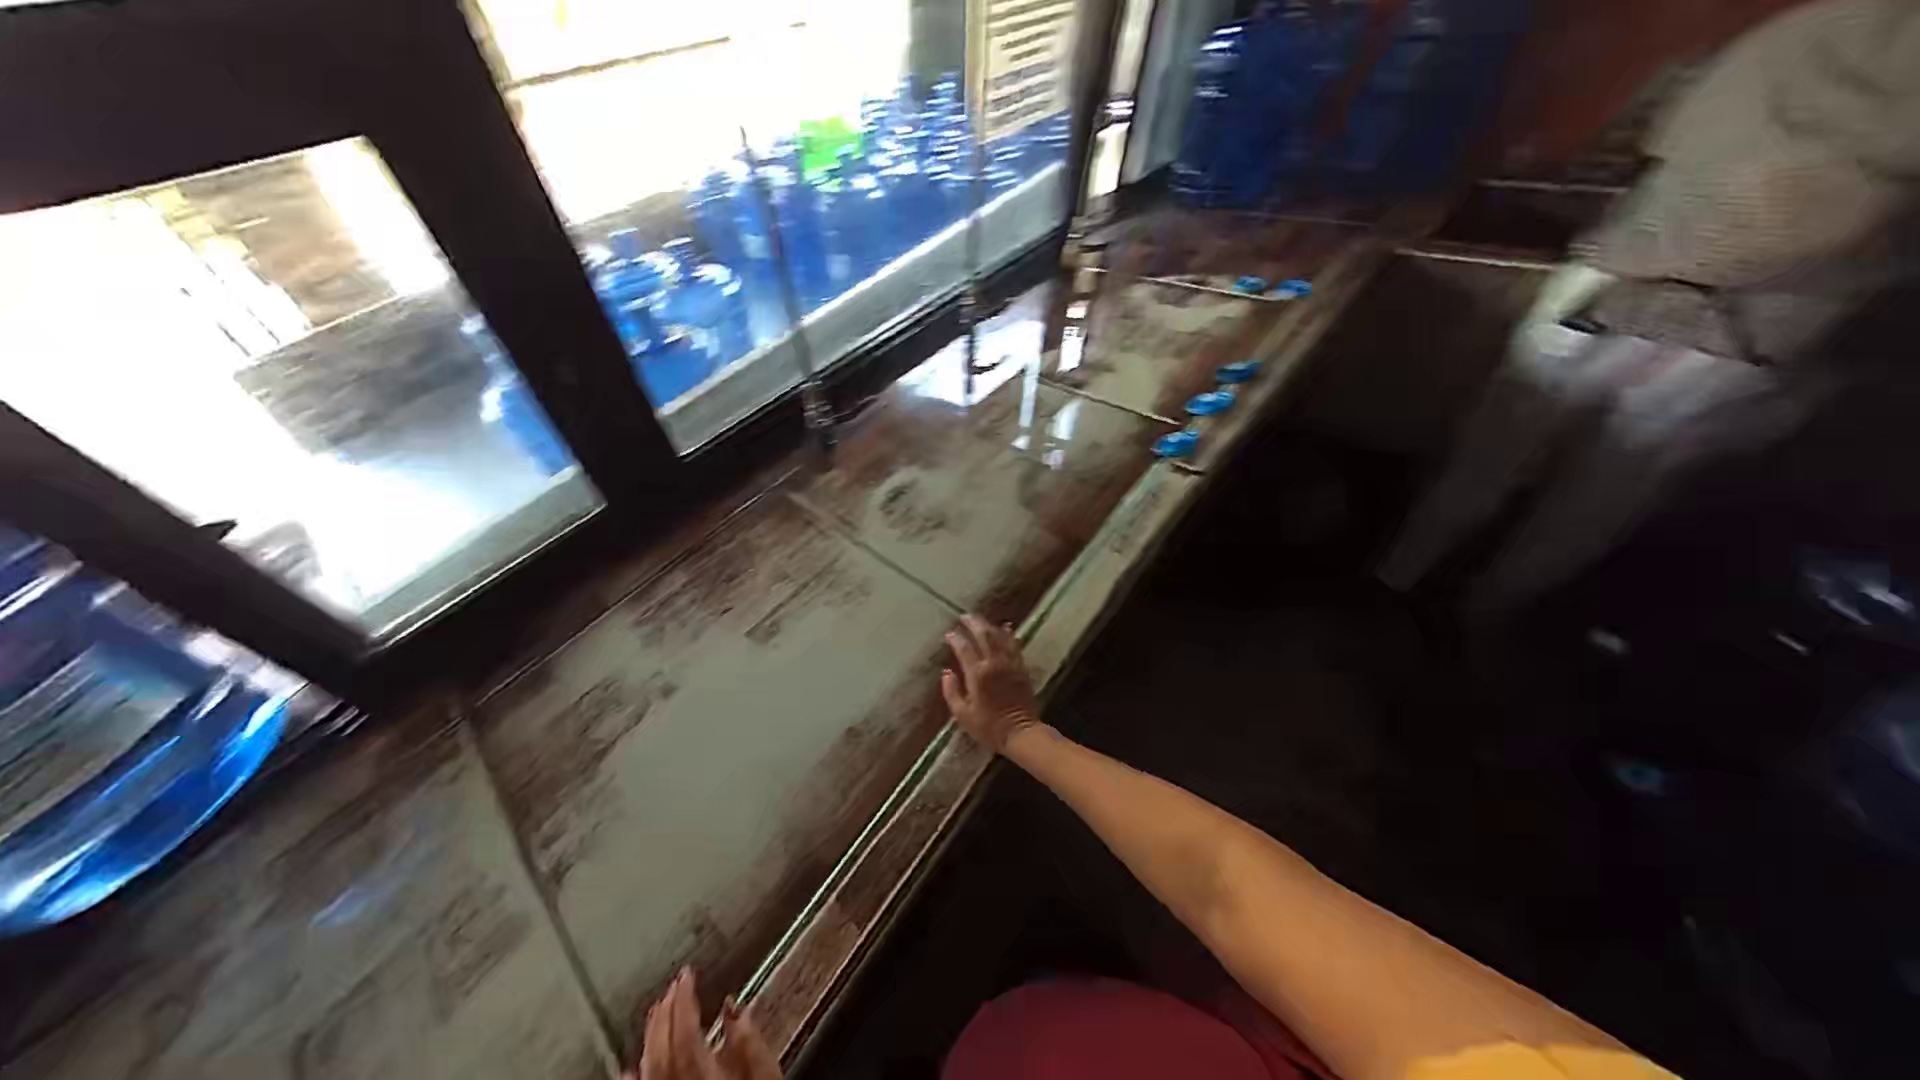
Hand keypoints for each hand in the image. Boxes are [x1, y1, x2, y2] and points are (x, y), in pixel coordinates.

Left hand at [633, 968, 780, 1079]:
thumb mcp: (768, 1078)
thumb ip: (751, 1045)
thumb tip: (736, 1008)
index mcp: (705, 1077)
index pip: (686, 1030)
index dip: (684, 999)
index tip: (687, 974)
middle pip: (663, 1049)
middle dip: (667, 1013)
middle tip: (674, 986)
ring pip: (649, 1071)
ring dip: (651, 1037)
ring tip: (656, 1011)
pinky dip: (634, 1079)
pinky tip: (628, 1069)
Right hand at [941, 614, 1043, 753]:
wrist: (1021, 733)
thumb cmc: (988, 727)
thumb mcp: (962, 714)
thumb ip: (952, 691)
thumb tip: (946, 673)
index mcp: (977, 674)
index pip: (964, 648)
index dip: (955, 639)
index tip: (949, 634)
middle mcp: (994, 664)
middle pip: (983, 635)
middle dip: (973, 623)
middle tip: (964, 616)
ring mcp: (1010, 664)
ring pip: (1000, 637)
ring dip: (989, 626)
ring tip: (980, 620)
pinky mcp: (1021, 668)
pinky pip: (1014, 645)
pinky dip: (1009, 635)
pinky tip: (1005, 628)